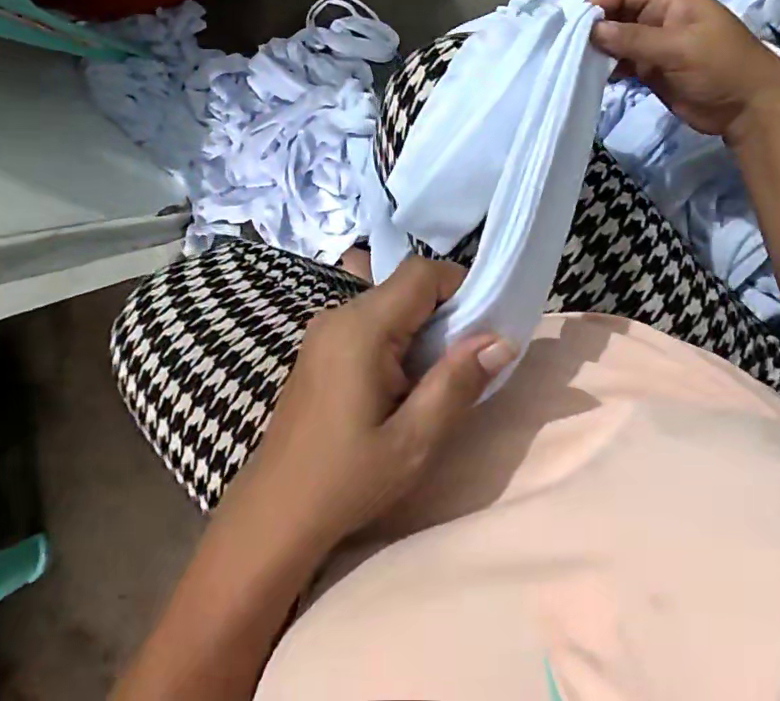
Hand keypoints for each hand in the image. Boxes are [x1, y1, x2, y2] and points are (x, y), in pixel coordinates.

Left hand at [220, 258, 516, 551]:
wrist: (277, 509)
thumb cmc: (347, 479)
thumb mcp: (414, 440)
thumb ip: (457, 383)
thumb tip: (501, 340)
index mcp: (361, 328)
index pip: (420, 272)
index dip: (459, 287)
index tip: (483, 329)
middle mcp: (338, 315)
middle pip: (404, 287)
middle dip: (444, 314)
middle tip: (464, 364)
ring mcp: (323, 330)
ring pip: (388, 305)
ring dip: (421, 331)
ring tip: (433, 382)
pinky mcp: (318, 348)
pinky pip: (368, 324)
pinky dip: (396, 341)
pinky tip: (400, 387)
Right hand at [590, 0, 779, 138]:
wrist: (750, 109)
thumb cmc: (721, 68)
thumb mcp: (678, 48)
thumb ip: (634, 38)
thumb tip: (592, 30)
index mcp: (672, 1)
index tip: (579, 24)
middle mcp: (660, 18)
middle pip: (618, 11)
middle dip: (596, 25)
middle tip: (574, 47)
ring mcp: (655, 45)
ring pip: (617, 38)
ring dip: (599, 49)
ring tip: (582, 64)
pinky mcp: (652, 69)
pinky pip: (622, 62)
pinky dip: (608, 67)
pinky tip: (597, 78)